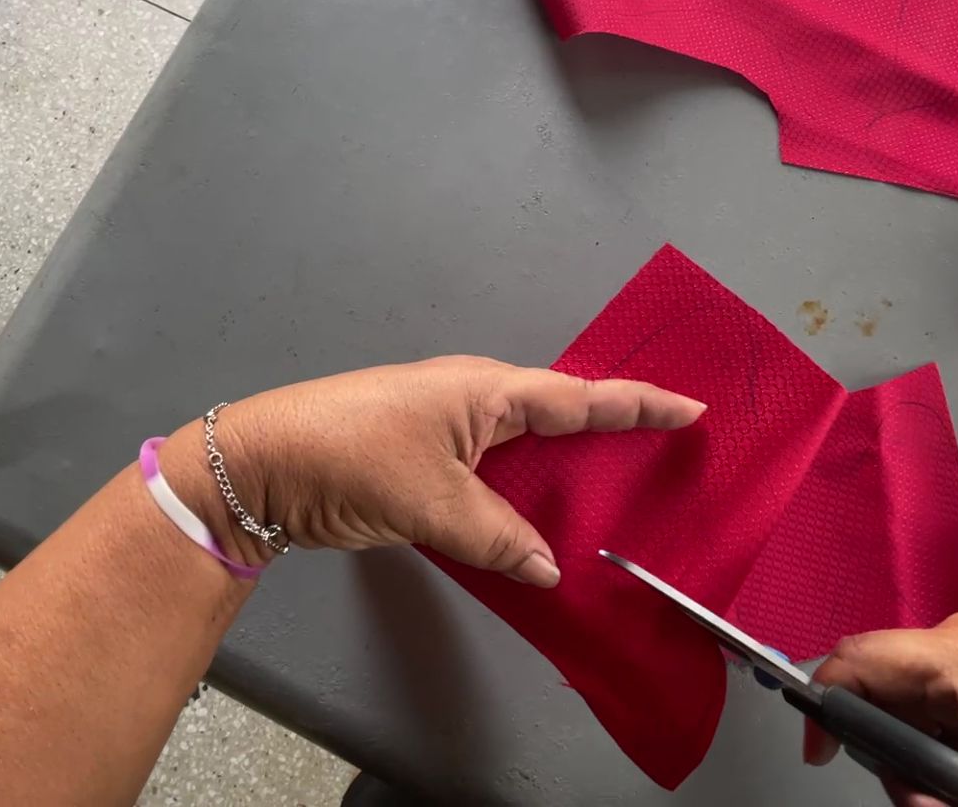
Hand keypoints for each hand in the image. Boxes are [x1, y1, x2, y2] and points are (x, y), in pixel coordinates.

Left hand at [159, 356, 705, 584]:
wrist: (265, 463)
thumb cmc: (353, 457)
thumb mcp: (431, 500)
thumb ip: (497, 535)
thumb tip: (550, 568)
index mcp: (486, 390)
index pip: (580, 397)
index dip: (638, 404)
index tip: (692, 408)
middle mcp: (477, 401)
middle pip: (560, 416)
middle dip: (612, 431)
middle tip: (666, 454)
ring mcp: (453, 430)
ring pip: (529, 448)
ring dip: (568, 469)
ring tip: (619, 495)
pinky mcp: (431, 459)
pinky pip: (498, 474)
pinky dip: (526, 495)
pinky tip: (542, 523)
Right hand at [804, 612, 957, 806]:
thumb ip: (935, 802)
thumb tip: (903, 795)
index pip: (854, 659)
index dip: (822, 703)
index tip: (817, 754)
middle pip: (883, 683)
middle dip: (886, 747)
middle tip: (925, 804)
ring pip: (916, 698)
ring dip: (921, 753)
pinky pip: (951, 705)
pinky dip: (949, 747)